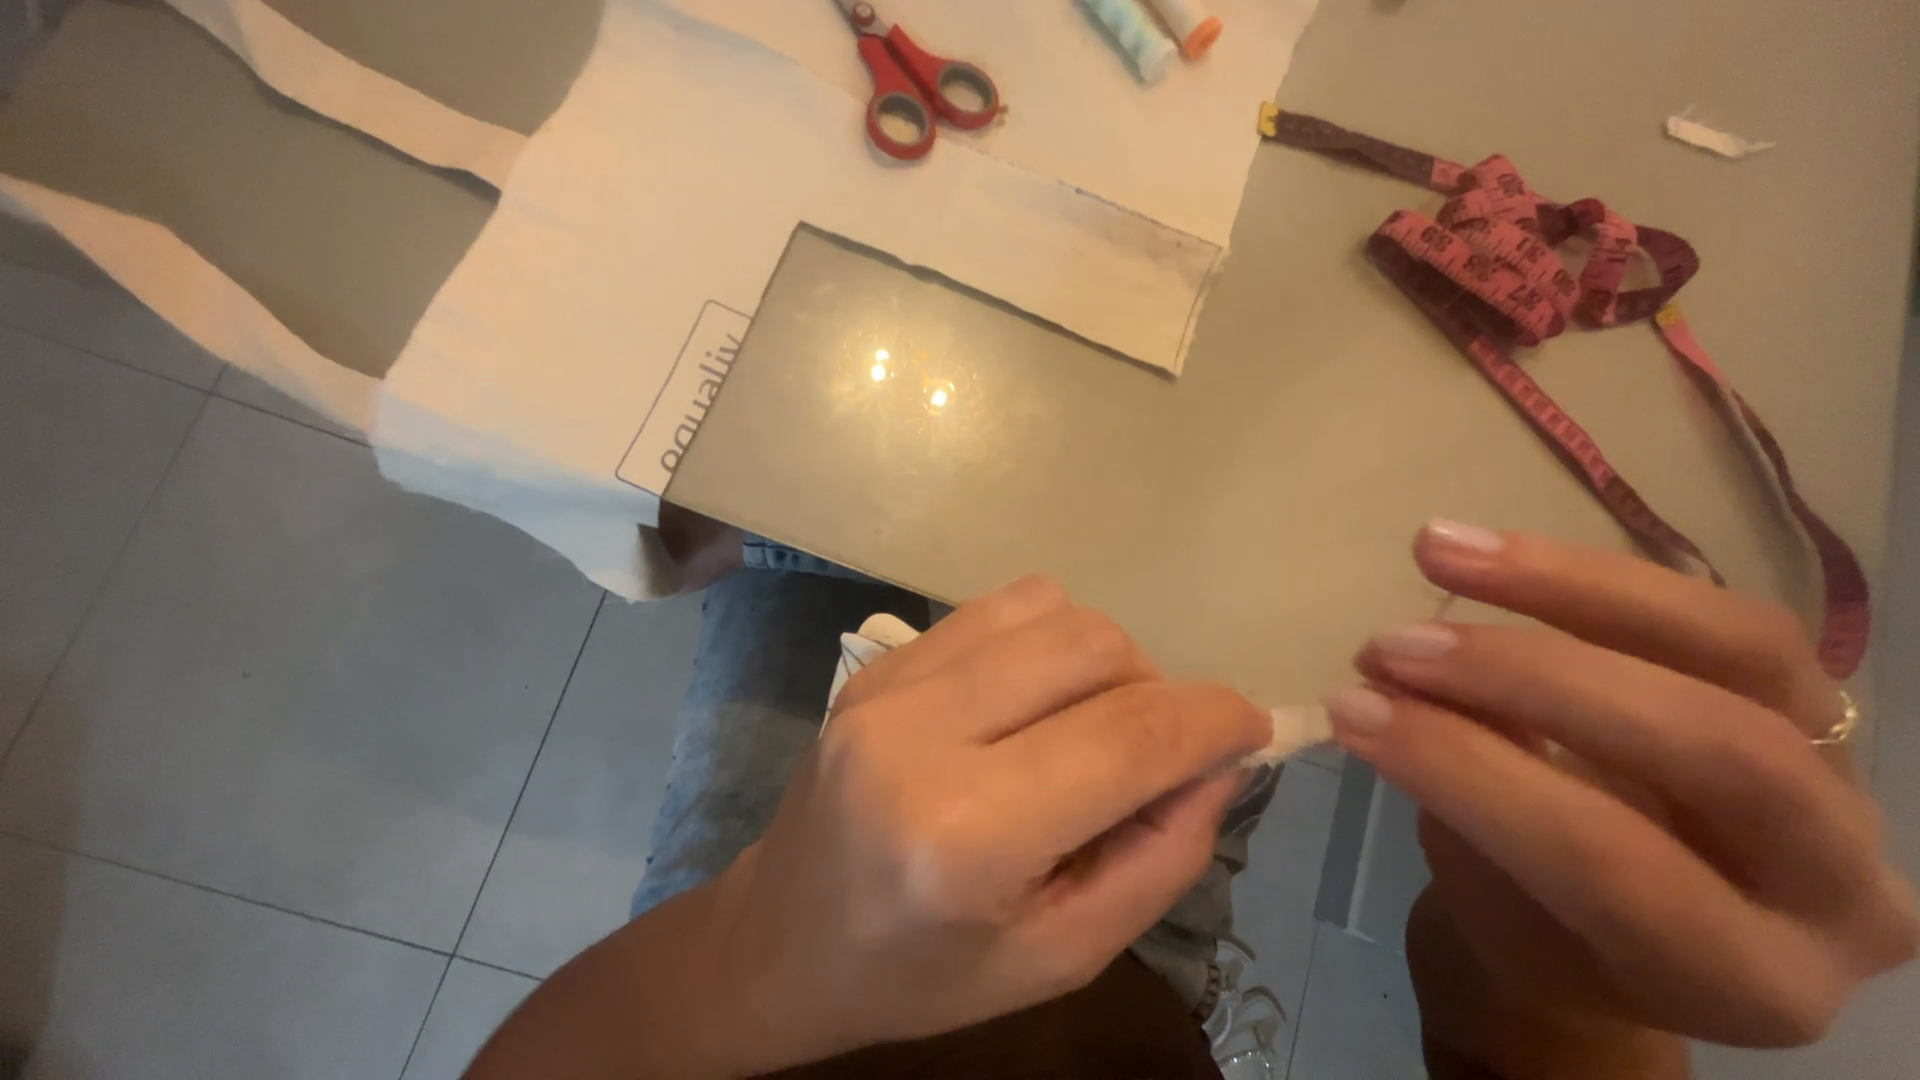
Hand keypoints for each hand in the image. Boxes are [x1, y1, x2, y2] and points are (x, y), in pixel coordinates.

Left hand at [707, 576, 1270, 1066]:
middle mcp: (920, 734)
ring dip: (1101, 659)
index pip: (1127, 738)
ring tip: (1087, 722)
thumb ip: (1160, 856)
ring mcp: (890, 683)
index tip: (1252, 727)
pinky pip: (998, 608)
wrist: (785, 934)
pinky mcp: (880, 660)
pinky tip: (1032, 698)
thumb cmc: (925, 970)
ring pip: (1050, 610)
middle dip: (1156, 689)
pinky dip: (1046, 641)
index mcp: (966, 834)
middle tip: (1152, 749)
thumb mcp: (1063, 954)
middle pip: (1093, 648)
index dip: (1213, 721)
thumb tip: (1219, 760)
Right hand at [1329, 522, 1916, 1061]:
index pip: (1611, 861)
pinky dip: (1591, 575)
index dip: (1466, 770)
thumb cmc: (1531, 928)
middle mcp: (1840, 888)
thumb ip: (1460, 794)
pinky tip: (1491, 552)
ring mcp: (1849, 782)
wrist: (1612, 934)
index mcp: (1747, 979)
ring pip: (1739, 648)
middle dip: (1523, 674)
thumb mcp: (1486, 888)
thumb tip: (1393, 688)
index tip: (1349, 709)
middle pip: (1705, 744)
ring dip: (1566, 585)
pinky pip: (1718, 617)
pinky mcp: (1812, 705)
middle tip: (1392, 643)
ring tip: (1437, 549)